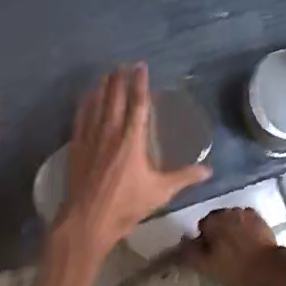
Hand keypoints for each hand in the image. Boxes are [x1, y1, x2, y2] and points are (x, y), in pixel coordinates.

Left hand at [58, 64, 209, 256]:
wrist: (87, 220)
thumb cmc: (126, 205)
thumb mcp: (160, 192)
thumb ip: (185, 177)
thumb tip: (209, 170)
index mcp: (132, 139)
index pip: (137, 103)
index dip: (139, 83)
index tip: (140, 66)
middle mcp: (111, 132)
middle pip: (115, 98)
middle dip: (119, 79)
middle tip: (122, 64)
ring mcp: (91, 138)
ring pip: (97, 104)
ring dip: (102, 87)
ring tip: (106, 74)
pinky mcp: (77, 146)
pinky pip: (81, 118)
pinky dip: (85, 104)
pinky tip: (86, 97)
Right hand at [188, 207, 285, 285]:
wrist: (269, 266)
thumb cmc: (235, 266)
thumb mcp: (207, 265)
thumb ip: (190, 251)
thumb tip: (182, 239)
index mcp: (213, 219)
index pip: (202, 226)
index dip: (205, 240)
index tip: (211, 254)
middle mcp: (228, 210)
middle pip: (218, 220)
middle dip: (218, 232)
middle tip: (224, 252)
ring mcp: (246, 212)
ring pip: (232, 219)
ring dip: (232, 229)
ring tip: (237, 248)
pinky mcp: (260, 218)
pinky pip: (246, 221)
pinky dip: (245, 228)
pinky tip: (249, 242)